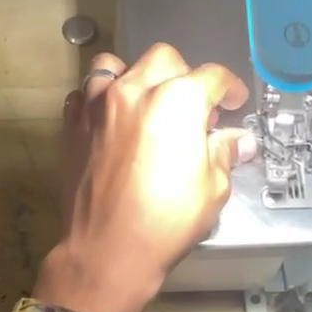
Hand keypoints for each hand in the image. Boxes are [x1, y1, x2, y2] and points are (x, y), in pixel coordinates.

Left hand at [35, 46, 253, 311]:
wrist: (108, 251)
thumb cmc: (165, 223)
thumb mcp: (213, 190)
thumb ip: (224, 153)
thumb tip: (239, 140)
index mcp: (178, 100)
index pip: (213, 77)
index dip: (230, 89)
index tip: (234, 103)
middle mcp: (135, 89)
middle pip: (165, 60)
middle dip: (185, 77)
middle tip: (193, 109)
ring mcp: (97, 103)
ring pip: (117, 65)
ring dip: (137, 78)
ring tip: (146, 104)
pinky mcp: (73, 124)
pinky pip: (86, 93)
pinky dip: (101, 99)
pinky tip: (113, 121)